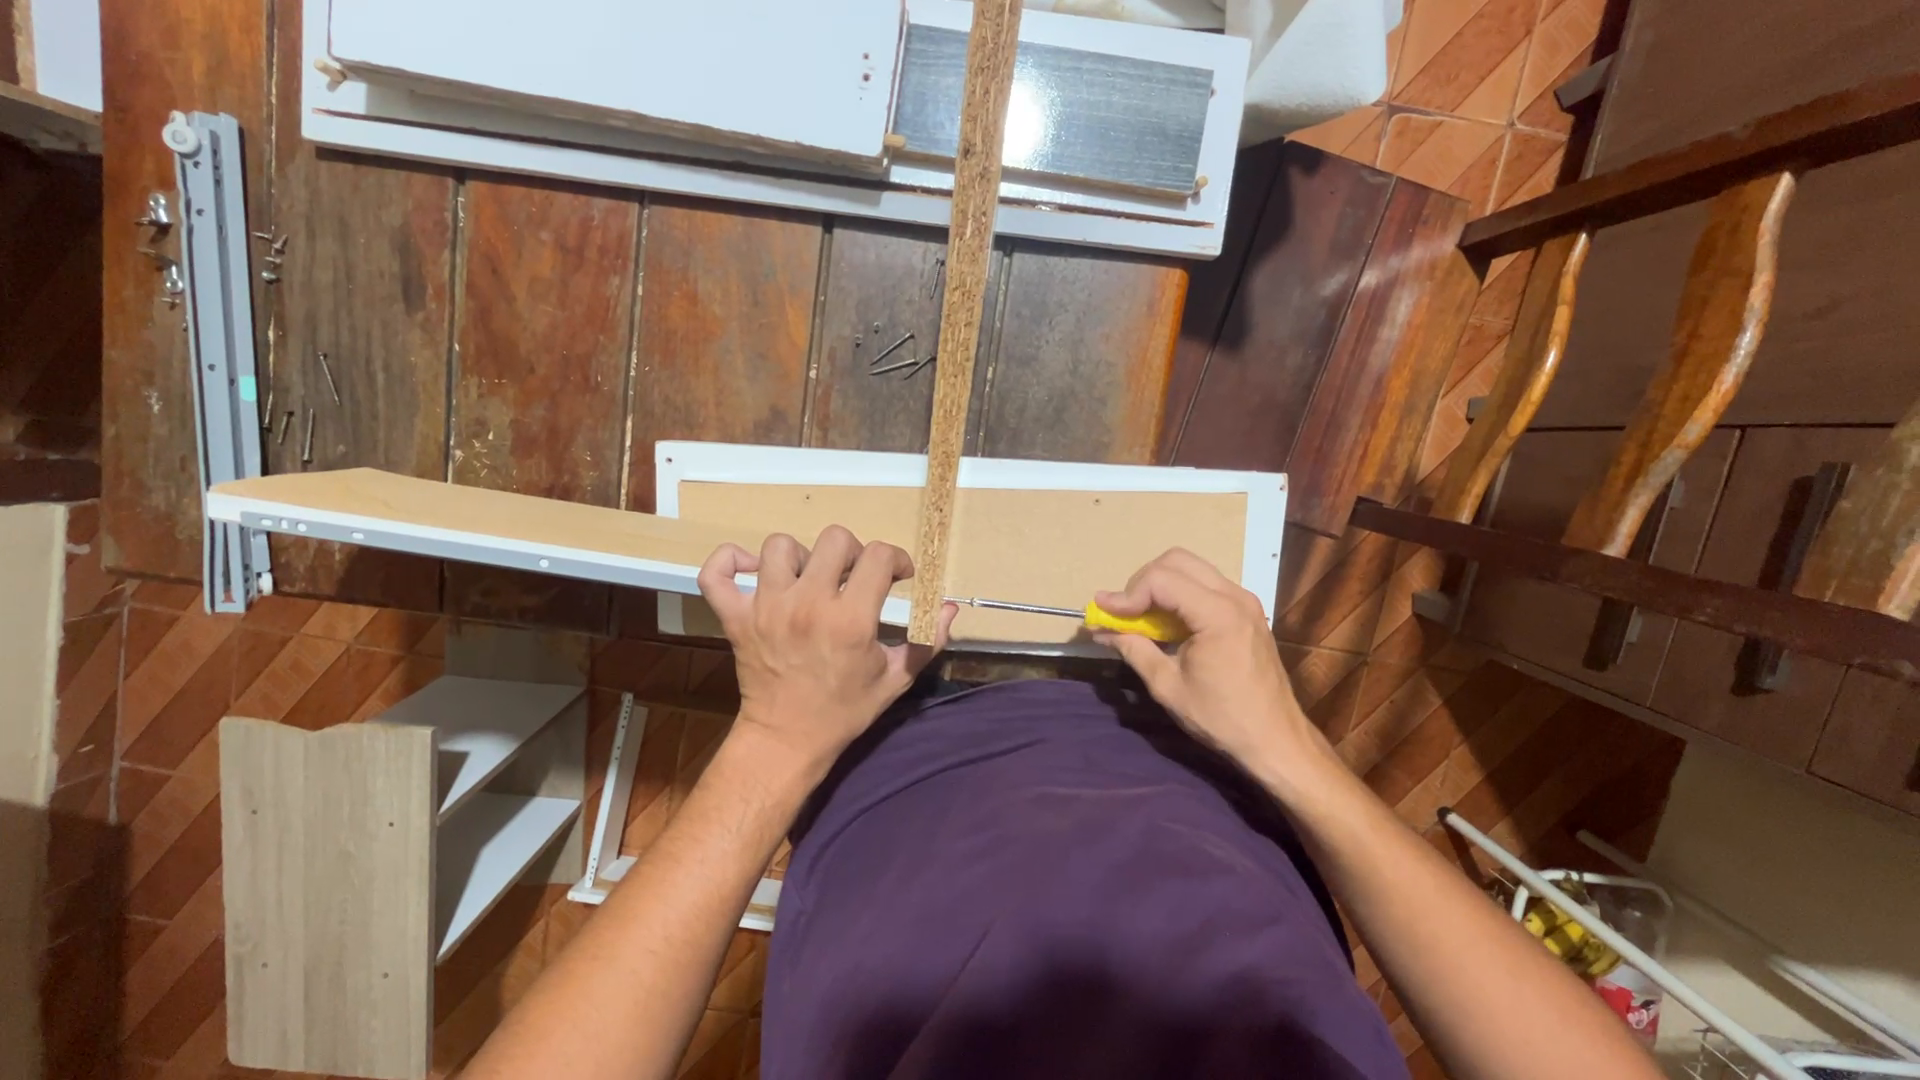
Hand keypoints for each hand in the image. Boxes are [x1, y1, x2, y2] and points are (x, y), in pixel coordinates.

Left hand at [698, 526, 955, 777]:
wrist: (787, 740)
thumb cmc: (844, 711)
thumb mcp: (895, 680)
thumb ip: (926, 641)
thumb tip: (949, 608)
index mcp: (849, 620)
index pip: (879, 557)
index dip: (896, 560)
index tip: (898, 576)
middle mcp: (807, 605)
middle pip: (834, 540)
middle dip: (853, 553)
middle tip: (855, 578)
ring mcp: (766, 608)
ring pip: (780, 546)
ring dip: (801, 557)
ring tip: (810, 579)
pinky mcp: (735, 617)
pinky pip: (717, 573)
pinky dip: (730, 562)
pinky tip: (753, 571)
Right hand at [1094, 549, 1335, 790]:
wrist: (1275, 739)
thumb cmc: (1221, 718)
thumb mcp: (1167, 685)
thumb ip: (1133, 649)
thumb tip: (1100, 630)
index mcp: (1218, 614)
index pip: (1161, 579)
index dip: (1127, 594)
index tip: (1104, 615)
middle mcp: (1235, 596)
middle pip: (1177, 561)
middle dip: (1143, 582)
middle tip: (1124, 613)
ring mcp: (1245, 601)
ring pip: (1192, 569)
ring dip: (1161, 586)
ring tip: (1141, 617)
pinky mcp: (1247, 612)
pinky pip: (1206, 585)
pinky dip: (1180, 594)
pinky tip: (1167, 623)